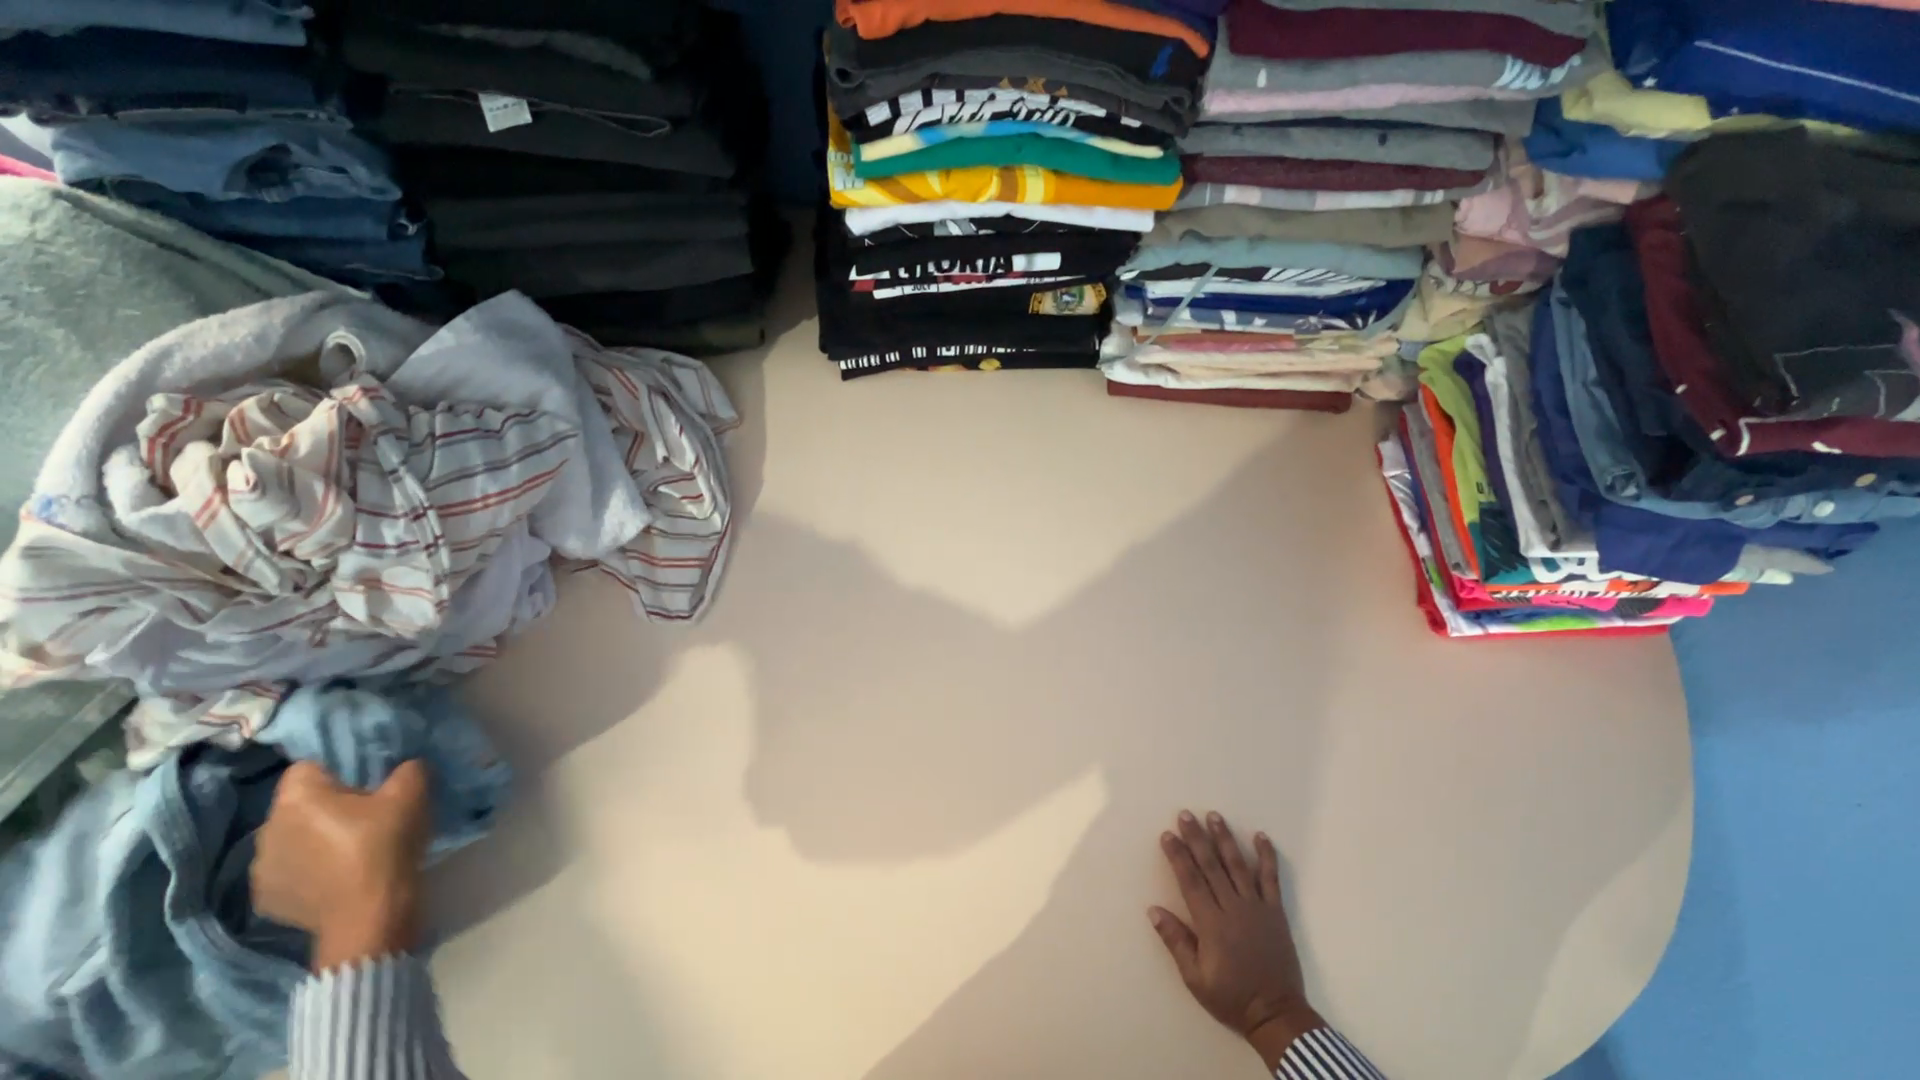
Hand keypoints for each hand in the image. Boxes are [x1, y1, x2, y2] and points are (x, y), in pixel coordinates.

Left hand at [252, 759, 431, 972]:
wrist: (370, 917)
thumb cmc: (385, 847)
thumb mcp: (412, 795)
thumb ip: (408, 769)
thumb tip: (404, 766)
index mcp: (297, 796)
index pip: (309, 766)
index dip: (339, 772)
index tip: (367, 789)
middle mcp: (267, 827)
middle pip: (299, 804)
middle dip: (325, 807)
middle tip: (365, 820)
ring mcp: (260, 866)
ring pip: (290, 839)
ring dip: (312, 841)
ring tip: (349, 854)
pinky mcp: (264, 899)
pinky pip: (288, 872)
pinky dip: (306, 873)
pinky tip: (333, 881)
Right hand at [1150, 810, 1323, 1071]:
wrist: (1276, 1013)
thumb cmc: (1231, 997)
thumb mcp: (1195, 977)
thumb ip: (1176, 941)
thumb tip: (1154, 910)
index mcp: (1211, 924)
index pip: (1190, 881)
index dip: (1178, 856)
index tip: (1167, 835)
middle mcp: (1233, 909)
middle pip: (1212, 866)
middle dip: (1197, 838)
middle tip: (1186, 814)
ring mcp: (1257, 907)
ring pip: (1238, 866)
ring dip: (1225, 839)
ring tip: (1215, 816)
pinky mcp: (1276, 912)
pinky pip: (1271, 879)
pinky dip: (1266, 856)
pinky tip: (1260, 837)